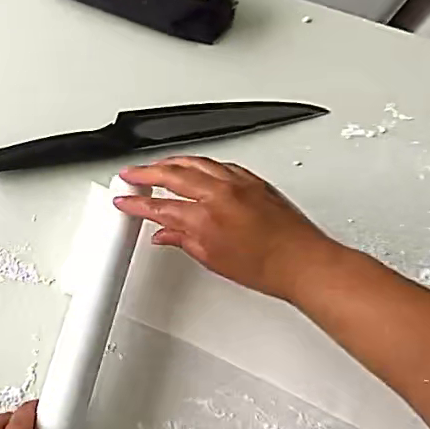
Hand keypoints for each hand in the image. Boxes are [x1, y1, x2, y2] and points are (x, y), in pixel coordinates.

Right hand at [114, 156, 345, 302]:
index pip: (159, 206)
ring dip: (172, 162)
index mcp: (205, 217)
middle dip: (146, 172)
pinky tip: (195, 167)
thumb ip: (182, 240)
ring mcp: (239, 184)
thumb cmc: (267, 267)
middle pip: (173, 174)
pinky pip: (220, 164)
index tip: (124, 200)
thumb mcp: (211, 258)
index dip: (136, 203)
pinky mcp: (255, 181)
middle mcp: (221, 194)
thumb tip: (165, 234)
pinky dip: (202, 164)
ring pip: (197, 162)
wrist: (305, 264)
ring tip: (157, 165)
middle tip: (131, 173)